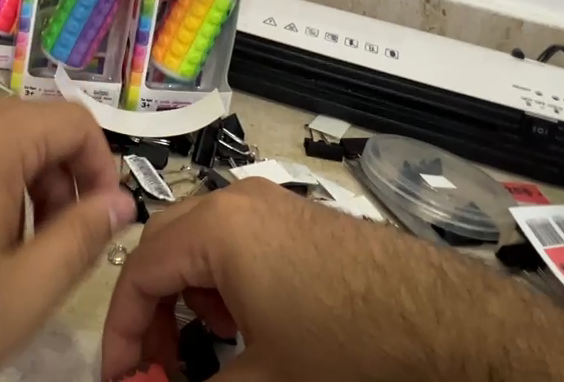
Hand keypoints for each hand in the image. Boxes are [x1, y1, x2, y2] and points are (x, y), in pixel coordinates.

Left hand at [0, 96, 135, 381]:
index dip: (102, 168)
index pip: (75, 121)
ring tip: (4, 252)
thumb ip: (84, 238)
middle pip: (31, 125)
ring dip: (17, 182)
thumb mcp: (22, 293)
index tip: (99, 223)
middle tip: (52, 246)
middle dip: (57, 179)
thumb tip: (121, 202)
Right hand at [101, 178, 563, 381]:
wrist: (442, 324)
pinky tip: (242, 322)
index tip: (121, 379)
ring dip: (185, 292)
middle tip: (155, 367)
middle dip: (151, 308)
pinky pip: (235, 239)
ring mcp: (271, 202)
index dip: (122, 330)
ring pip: (199, 240)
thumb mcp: (262, 380)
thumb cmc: (342, 347)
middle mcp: (237, 200)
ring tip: (199, 347)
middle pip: (165, 245)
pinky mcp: (297, 216)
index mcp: (217, 228)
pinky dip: (220, 279)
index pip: (141, 271)